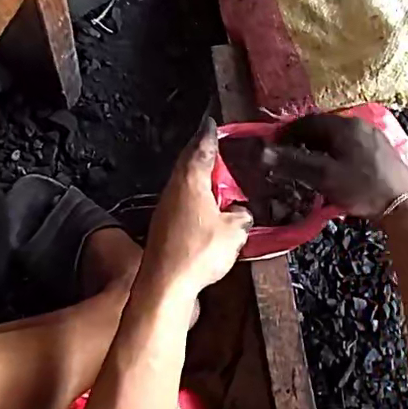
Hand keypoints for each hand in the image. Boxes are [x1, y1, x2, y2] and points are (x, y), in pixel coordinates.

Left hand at [141, 117, 252, 294]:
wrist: (166, 285)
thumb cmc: (196, 253)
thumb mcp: (234, 230)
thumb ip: (242, 215)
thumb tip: (241, 213)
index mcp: (191, 180)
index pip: (201, 147)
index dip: (209, 134)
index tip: (211, 123)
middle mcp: (174, 189)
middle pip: (189, 163)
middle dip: (204, 155)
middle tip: (218, 149)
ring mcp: (166, 209)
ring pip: (185, 185)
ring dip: (201, 180)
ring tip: (219, 183)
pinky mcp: (165, 228)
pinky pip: (184, 204)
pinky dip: (197, 201)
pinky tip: (208, 212)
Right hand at [269, 114, 407, 218]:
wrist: (403, 205)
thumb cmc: (362, 188)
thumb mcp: (324, 177)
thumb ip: (293, 163)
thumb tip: (263, 152)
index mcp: (344, 125)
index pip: (307, 121)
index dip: (287, 133)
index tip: (274, 148)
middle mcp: (359, 124)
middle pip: (323, 128)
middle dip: (303, 141)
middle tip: (289, 158)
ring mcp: (373, 136)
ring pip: (338, 138)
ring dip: (320, 149)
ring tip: (309, 167)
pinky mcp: (381, 150)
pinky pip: (351, 146)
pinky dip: (337, 154)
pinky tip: (335, 171)